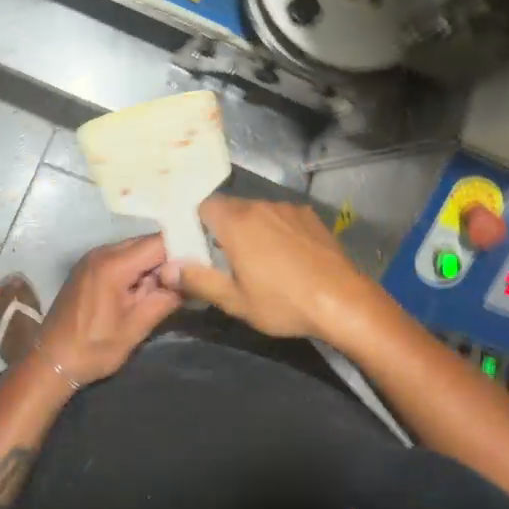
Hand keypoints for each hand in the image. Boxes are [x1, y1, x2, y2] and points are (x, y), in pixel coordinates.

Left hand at [35, 235, 181, 384]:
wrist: (49, 363)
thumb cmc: (92, 349)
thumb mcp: (134, 329)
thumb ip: (164, 299)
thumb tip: (191, 282)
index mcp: (113, 265)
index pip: (159, 243)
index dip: (182, 252)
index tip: (200, 267)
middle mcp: (102, 252)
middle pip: (147, 243)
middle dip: (168, 259)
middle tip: (187, 280)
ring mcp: (92, 258)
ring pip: (135, 249)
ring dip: (152, 265)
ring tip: (167, 287)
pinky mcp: (88, 267)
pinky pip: (121, 258)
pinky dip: (136, 269)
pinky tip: (143, 290)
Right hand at [160, 196, 382, 341]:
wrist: (342, 300)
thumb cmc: (283, 303)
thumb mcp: (235, 301)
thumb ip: (198, 280)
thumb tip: (166, 269)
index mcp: (237, 222)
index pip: (204, 205)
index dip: (196, 223)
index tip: (197, 246)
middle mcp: (261, 205)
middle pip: (231, 208)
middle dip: (224, 229)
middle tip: (227, 260)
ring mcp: (289, 208)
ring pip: (258, 212)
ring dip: (252, 229)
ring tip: (260, 261)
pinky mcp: (310, 216)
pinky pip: (282, 217)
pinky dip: (277, 230)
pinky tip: (288, 257)